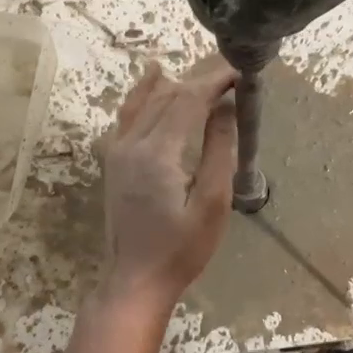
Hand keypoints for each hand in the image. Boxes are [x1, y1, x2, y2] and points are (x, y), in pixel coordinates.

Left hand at [99, 59, 238, 307]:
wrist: (135, 280)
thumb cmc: (181, 249)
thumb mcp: (211, 204)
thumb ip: (218, 151)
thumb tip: (225, 107)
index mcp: (157, 153)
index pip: (188, 101)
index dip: (214, 81)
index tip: (239, 72)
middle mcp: (132, 143)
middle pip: (167, 96)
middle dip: (199, 81)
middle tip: (231, 76)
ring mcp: (117, 151)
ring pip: (145, 102)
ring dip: (175, 84)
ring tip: (201, 73)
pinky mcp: (113, 161)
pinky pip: (128, 115)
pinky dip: (143, 93)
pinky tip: (152, 79)